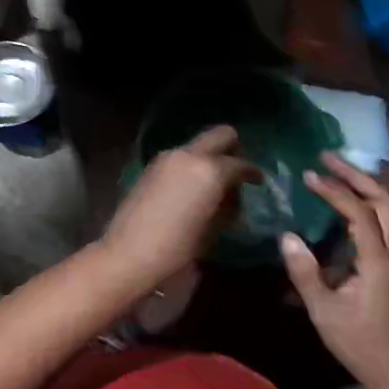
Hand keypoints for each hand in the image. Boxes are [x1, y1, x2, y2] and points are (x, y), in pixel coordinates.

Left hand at [100, 126, 258, 282]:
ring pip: (197, 146)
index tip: (258, 182)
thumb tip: (232, 198)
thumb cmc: (177, 248)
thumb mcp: (212, 230)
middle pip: (219, 135)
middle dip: (233, 147)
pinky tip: (192, 190)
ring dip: (209, 158)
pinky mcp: (151, 167)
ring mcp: (166, 158)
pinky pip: (180, 158)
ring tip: (214, 186)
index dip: (253, 173)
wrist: (129, 253)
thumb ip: (226, 206)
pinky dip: (192, 166)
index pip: (240, 163)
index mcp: (209, 170)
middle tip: (238, 170)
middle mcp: (188, 155)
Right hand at [281, 153, 388, 385]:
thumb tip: (287, 235)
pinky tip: (357, 205)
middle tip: (327, 159)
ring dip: (367, 187)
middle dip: (356, 176)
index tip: (308, 175)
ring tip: (340, 173)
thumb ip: (305, 273)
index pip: (358, 212)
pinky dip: (373, 204)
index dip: (334, 191)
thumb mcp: (324, 311)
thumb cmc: (359, 343)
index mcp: (378, 261)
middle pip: (383, 201)